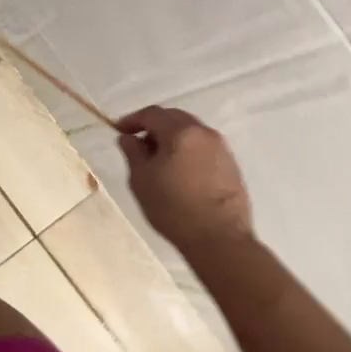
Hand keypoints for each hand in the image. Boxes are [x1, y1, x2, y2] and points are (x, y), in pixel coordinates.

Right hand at [117, 106, 251, 248]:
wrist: (219, 237)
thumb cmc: (172, 207)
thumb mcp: (141, 179)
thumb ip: (133, 152)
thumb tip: (129, 137)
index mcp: (181, 132)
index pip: (152, 114)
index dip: (132, 119)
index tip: (119, 130)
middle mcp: (204, 133)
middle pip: (174, 118)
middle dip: (154, 126)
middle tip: (138, 144)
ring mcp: (222, 148)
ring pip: (191, 132)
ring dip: (172, 139)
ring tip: (158, 160)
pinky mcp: (231, 165)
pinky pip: (203, 147)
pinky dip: (187, 151)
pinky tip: (179, 172)